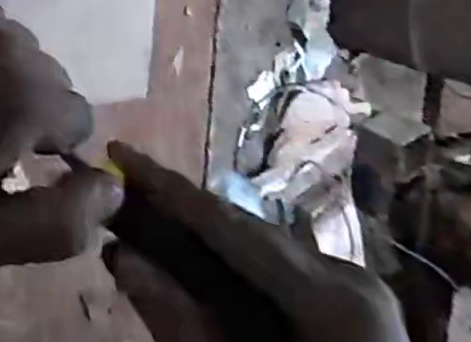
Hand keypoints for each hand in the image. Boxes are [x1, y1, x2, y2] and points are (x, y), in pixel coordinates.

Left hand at [0, 0, 122, 264]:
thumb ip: (63, 223)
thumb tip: (110, 184)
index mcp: (32, 96)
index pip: (79, 119)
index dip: (50, 143)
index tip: (10, 152)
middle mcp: (14, 42)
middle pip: (51, 77)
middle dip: (29, 104)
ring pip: (20, 47)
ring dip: (3, 70)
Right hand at [103, 142, 407, 341]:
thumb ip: (178, 322)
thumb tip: (116, 254)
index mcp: (330, 295)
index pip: (224, 219)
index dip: (162, 182)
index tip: (113, 149)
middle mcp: (347, 275)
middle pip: (240, 226)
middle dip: (175, 206)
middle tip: (117, 188)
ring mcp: (357, 290)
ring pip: (255, 244)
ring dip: (198, 232)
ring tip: (143, 216)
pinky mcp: (356, 307)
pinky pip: (275, 268)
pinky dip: (228, 260)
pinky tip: (190, 257)